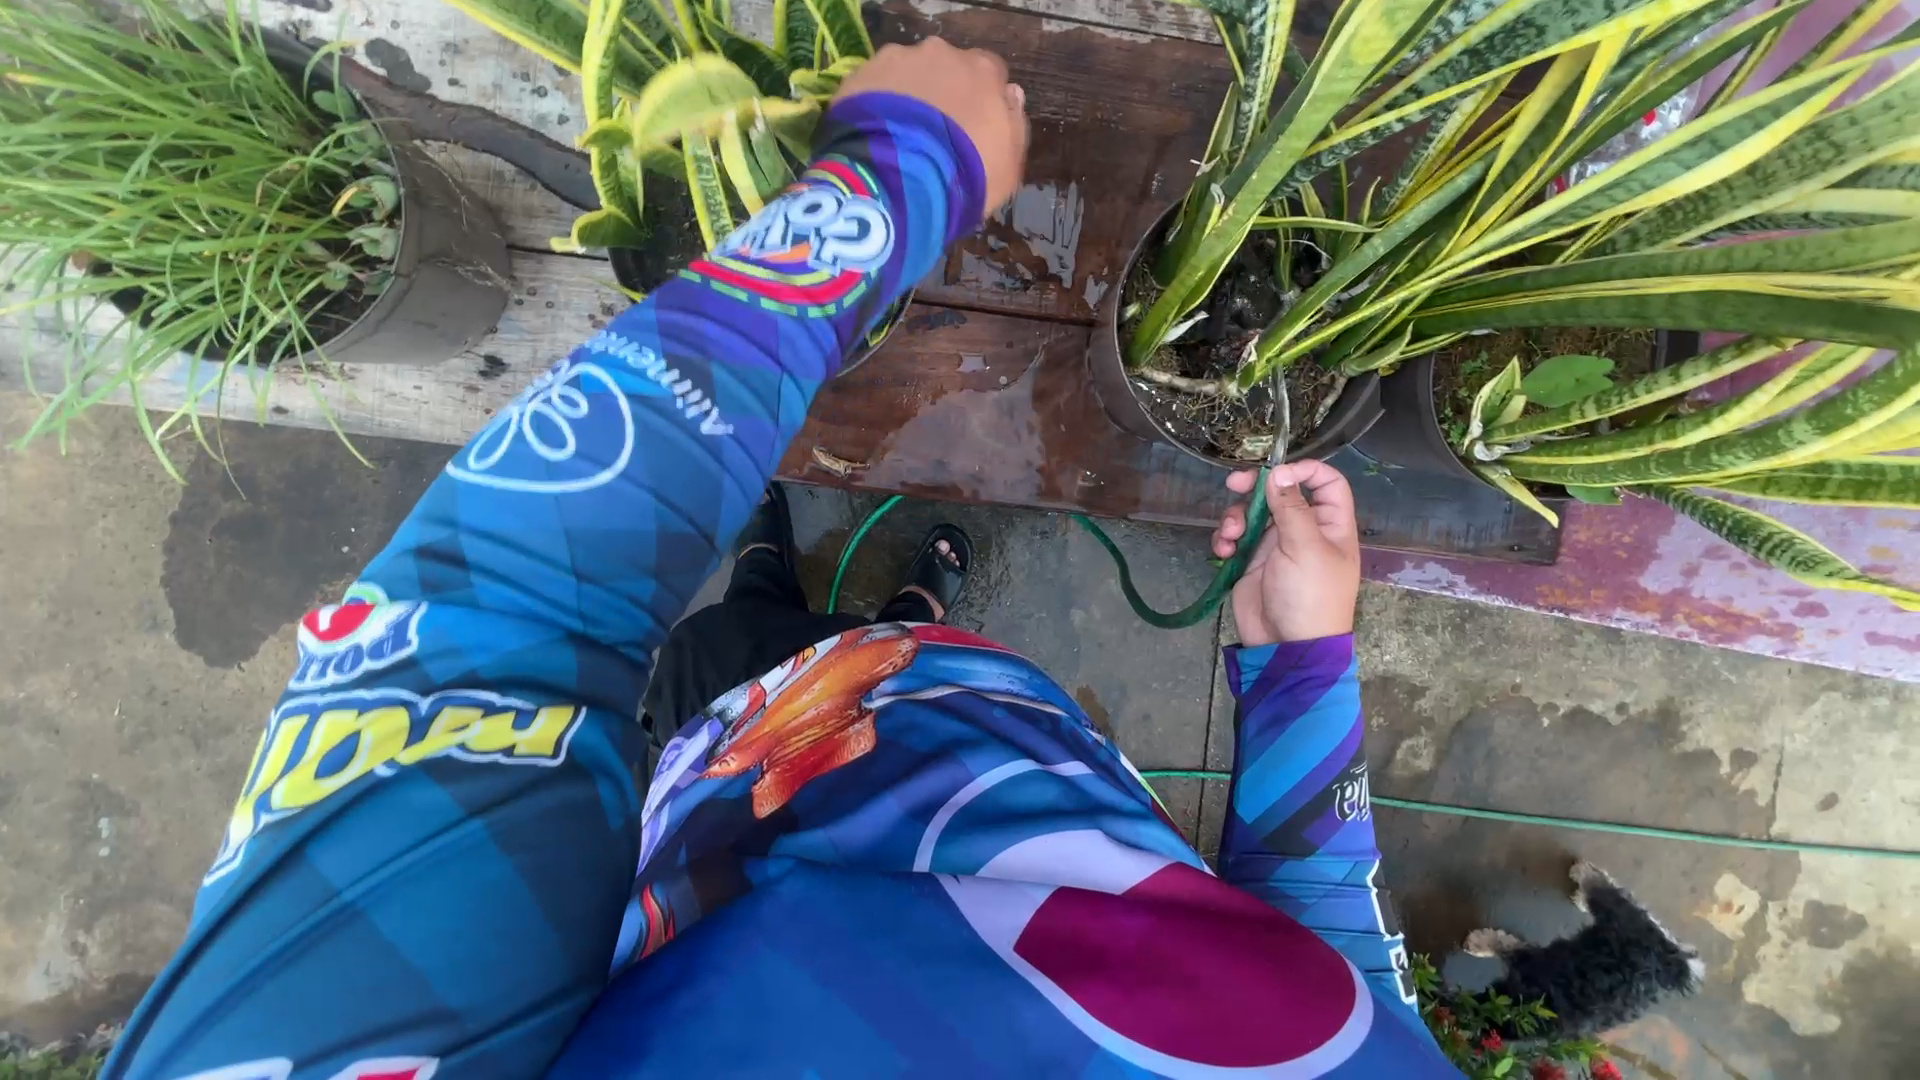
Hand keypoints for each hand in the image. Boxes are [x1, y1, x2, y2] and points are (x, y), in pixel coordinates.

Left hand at [834, 38, 1028, 215]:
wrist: (903, 180)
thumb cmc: (967, 177)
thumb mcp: (1008, 166)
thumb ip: (1015, 128)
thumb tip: (1012, 96)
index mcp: (985, 73)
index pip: (991, 76)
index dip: (982, 103)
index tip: (973, 131)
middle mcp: (944, 55)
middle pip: (948, 70)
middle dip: (943, 97)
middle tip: (934, 138)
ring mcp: (900, 60)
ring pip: (909, 75)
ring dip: (909, 99)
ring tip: (901, 140)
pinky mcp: (864, 74)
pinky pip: (875, 87)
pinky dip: (878, 106)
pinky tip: (877, 137)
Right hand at [1210, 460, 1359, 646]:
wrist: (1286, 645)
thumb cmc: (1308, 595)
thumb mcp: (1304, 548)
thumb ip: (1291, 507)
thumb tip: (1278, 472)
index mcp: (1330, 525)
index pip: (1326, 482)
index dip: (1304, 470)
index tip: (1275, 471)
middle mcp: (1303, 529)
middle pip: (1279, 492)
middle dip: (1254, 488)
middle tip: (1233, 483)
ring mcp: (1275, 545)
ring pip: (1251, 513)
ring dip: (1234, 518)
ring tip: (1230, 537)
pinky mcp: (1251, 560)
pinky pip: (1235, 537)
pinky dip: (1225, 540)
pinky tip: (1224, 552)